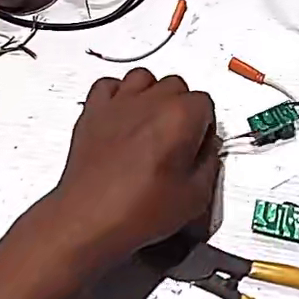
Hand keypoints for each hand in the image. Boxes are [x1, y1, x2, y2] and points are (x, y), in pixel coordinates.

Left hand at [43, 68, 220, 264]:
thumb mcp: (195, 197)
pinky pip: (108, 86)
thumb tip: (207, 154)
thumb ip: (209, 165)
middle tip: (179, 138)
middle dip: (182, 108)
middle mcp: (150, 102)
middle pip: (177, 86)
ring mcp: (119, 104)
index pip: (205, 103)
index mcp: (181, 116)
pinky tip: (124, 116)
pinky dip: (118, 95)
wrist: (90, 220)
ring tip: (153, 122)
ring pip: (144, 78)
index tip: (199, 145)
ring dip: (152, 95)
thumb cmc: (135, 210)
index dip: (205, 126)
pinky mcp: (93, 112)